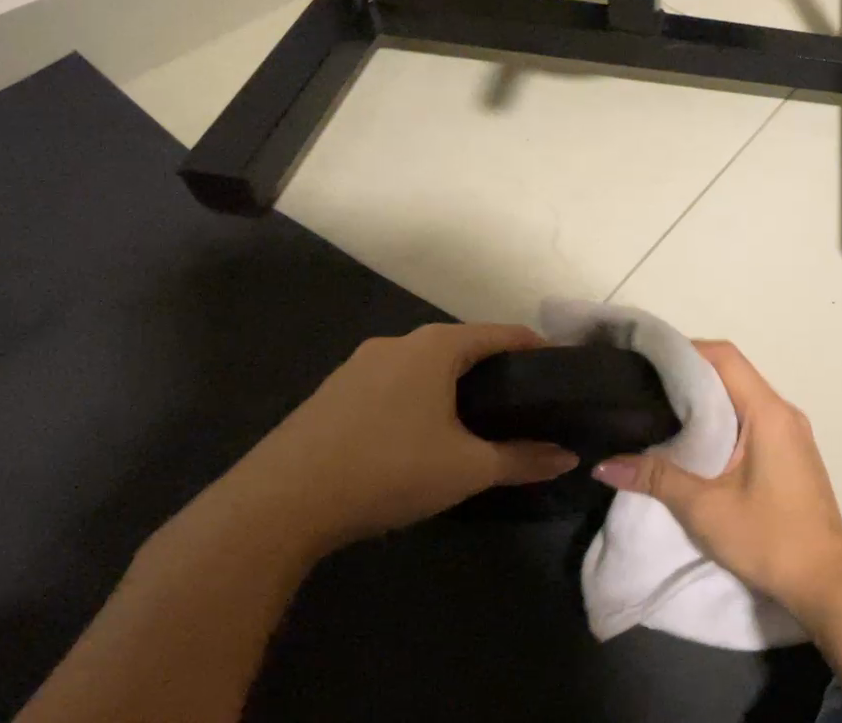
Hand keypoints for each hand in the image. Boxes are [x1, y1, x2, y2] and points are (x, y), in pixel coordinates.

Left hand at [210, 323, 578, 554]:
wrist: (272, 508)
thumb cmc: (386, 470)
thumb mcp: (467, 469)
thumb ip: (523, 459)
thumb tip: (569, 458)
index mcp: (437, 347)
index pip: (505, 334)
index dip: (539, 350)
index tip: (562, 373)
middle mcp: (398, 343)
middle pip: (464, 346)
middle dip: (498, 370)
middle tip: (526, 402)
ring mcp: (357, 367)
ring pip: (425, 366)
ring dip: (455, 386)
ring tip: (480, 421)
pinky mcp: (331, 396)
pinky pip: (393, 385)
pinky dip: (420, 400)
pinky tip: (422, 437)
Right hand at [591, 341, 841, 618]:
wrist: (825, 579)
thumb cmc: (768, 537)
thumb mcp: (705, 509)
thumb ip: (656, 479)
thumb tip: (604, 464)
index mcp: (769, 412)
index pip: (726, 359)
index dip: (687, 351)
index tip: (648, 361)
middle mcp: (784, 412)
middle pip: (734, 375)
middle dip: (690, 376)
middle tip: (645, 387)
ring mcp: (792, 433)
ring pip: (743, 399)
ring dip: (706, 401)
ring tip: (661, 411)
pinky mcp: (792, 453)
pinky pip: (754, 421)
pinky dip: (724, 421)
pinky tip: (694, 442)